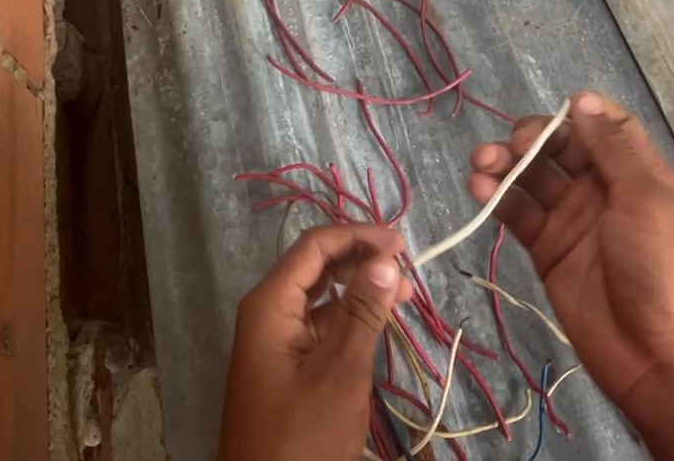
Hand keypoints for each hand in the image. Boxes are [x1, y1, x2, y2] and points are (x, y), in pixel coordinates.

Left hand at [217, 224, 413, 460]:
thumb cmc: (302, 436)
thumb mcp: (339, 371)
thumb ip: (362, 312)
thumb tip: (385, 258)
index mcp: (270, 302)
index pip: (315, 246)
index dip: (357, 236)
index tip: (401, 243)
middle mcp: (268, 311)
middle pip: (316, 265)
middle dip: (360, 258)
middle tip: (405, 265)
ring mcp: (275, 338)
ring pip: (320, 294)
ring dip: (358, 287)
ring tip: (401, 293)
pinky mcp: (285, 364)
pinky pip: (319, 323)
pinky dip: (348, 316)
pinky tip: (375, 320)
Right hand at [470, 92, 673, 460]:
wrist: (661, 359)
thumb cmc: (665, 268)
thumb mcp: (647, 199)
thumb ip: (611, 149)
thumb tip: (582, 99)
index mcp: (635, 173)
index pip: (606, 127)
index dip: (581, 112)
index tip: (558, 111)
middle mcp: (601, 190)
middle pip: (559, 146)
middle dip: (532, 136)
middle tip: (516, 145)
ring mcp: (571, 220)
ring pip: (531, 176)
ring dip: (504, 162)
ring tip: (481, 162)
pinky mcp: (546, 249)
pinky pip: (516, 212)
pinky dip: (494, 196)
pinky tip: (478, 187)